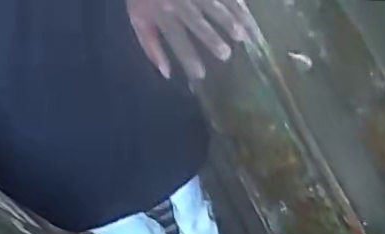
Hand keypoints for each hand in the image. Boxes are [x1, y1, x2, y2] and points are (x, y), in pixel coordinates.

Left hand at [127, 0, 248, 79]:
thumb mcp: (138, 19)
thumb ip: (150, 46)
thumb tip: (166, 73)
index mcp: (161, 14)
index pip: (177, 39)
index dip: (188, 57)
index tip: (201, 75)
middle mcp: (178, 0)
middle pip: (197, 21)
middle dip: (211, 38)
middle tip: (225, 55)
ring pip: (213, 3)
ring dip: (229, 18)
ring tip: (243, 34)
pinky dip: (236, 2)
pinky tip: (247, 14)